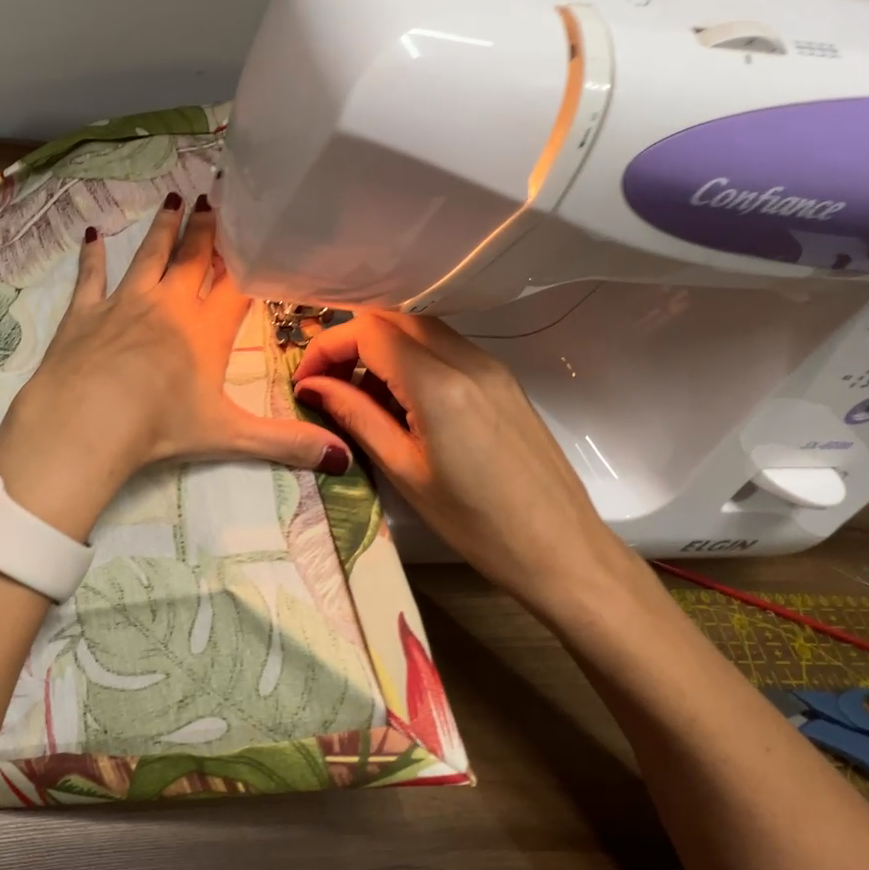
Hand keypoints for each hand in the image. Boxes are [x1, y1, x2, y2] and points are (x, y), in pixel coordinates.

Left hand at [0, 193, 350, 540]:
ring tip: (173, 199)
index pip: (233, 287)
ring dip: (163, 229)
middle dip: (206, 229)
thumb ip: (285, 444)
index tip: (255, 230)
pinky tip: (93, 232)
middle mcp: (169, 306)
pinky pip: (91, 275)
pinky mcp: (85, 311)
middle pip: (192, 259)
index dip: (245, 259)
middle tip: (212, 197)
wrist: (88, 421)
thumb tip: (343, 460)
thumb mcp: (228, 437)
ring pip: (149, 256)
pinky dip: (91, 254)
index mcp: (206, 331)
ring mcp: (124, 303)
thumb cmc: (160, 427)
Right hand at [290, 313, 639, 618]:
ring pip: (419, 330)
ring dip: (381, 351)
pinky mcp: (503, 381)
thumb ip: (354, 416)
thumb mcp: (402, 471)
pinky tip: (402, 406)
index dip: (328, 347)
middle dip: (351, 342)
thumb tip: (312, 386)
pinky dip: (411, 362)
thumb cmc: (475, 523)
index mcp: (439, 384)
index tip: (307, 381)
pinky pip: (445, 350)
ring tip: (361, 400)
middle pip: (393, 318)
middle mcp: (469, 361)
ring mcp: (492, 367)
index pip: (368, 331)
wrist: (561, 550)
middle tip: (328, 385)